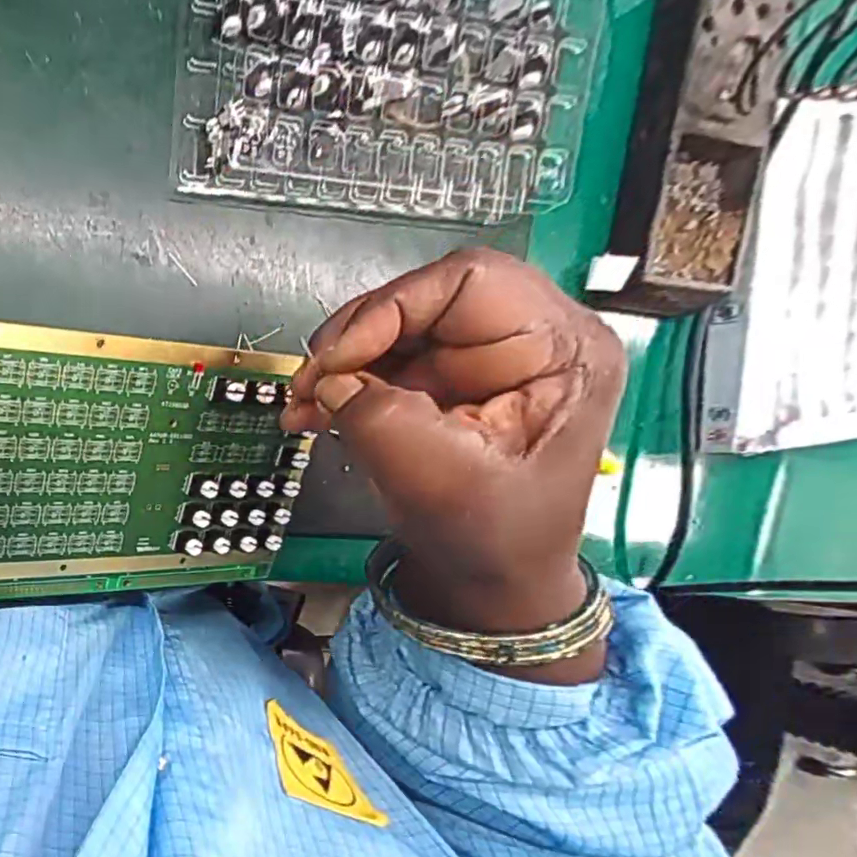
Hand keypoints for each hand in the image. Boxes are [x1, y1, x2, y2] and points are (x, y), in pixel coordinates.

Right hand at [279, 249, 624, 646]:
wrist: (488, 575)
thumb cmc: (490, 533)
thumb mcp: (437, 478)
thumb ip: (379, 418)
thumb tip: (327, 383)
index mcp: (555, 350)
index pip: (466, 281)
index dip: (387, 310)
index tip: (334, 363)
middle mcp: (517, 340)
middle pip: (417, 300)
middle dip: (350, 339)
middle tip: (307, 386)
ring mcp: (472, 362)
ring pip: (385, 330)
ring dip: (333, 366)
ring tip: (302, 406)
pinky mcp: (435, 384)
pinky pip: (373, 364)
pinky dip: (333, 385)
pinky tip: (310, 413)